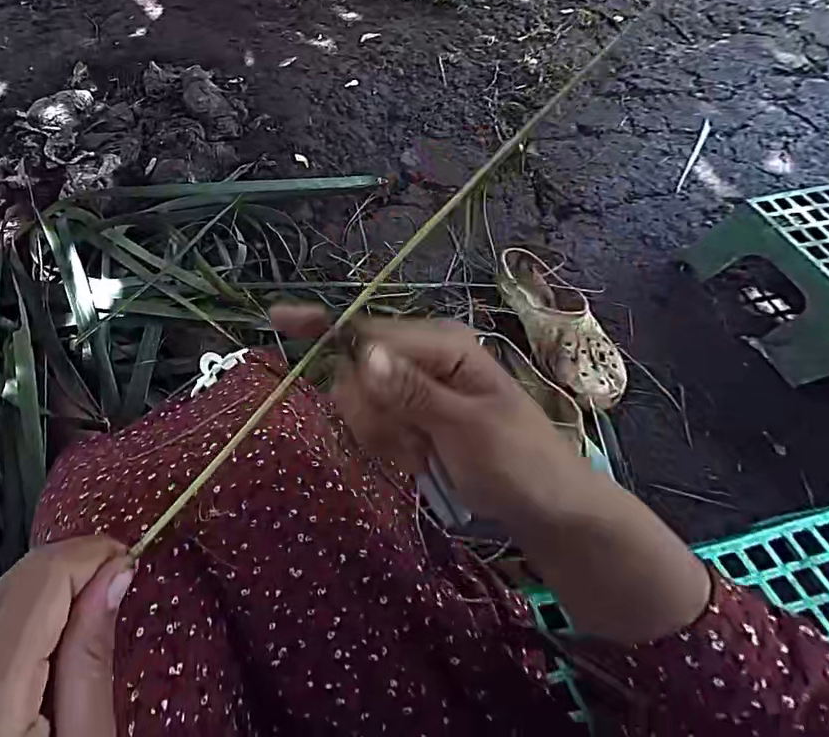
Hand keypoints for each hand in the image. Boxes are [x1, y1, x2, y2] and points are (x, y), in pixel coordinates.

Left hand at [0, 536, 133, 736]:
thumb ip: (90, 659)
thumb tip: (115, 571)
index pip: (42, 577)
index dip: (92, 554)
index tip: (132, 559)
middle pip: (17, 580)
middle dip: (73, 572)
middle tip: (118, 587)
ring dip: (47, 596)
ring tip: (85, 628)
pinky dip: (19, 622)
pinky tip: (44, 654)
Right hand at [272, 304, 710, 642]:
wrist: (552, 511)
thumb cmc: (521, 463)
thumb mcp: (469, 429)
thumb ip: (413, 392)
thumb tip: (363, 354)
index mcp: (442, 343)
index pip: (369, 331)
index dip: (323, 327)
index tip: (277, 317)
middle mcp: (423, 355)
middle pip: (356, 370)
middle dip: (371, 412)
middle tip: (410, 444)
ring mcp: (415, 385)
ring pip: (359, 400)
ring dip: (381, 435)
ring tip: (421, 455)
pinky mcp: (410, 413)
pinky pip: (371, 423)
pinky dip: (386, 447)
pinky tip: (417, 460)